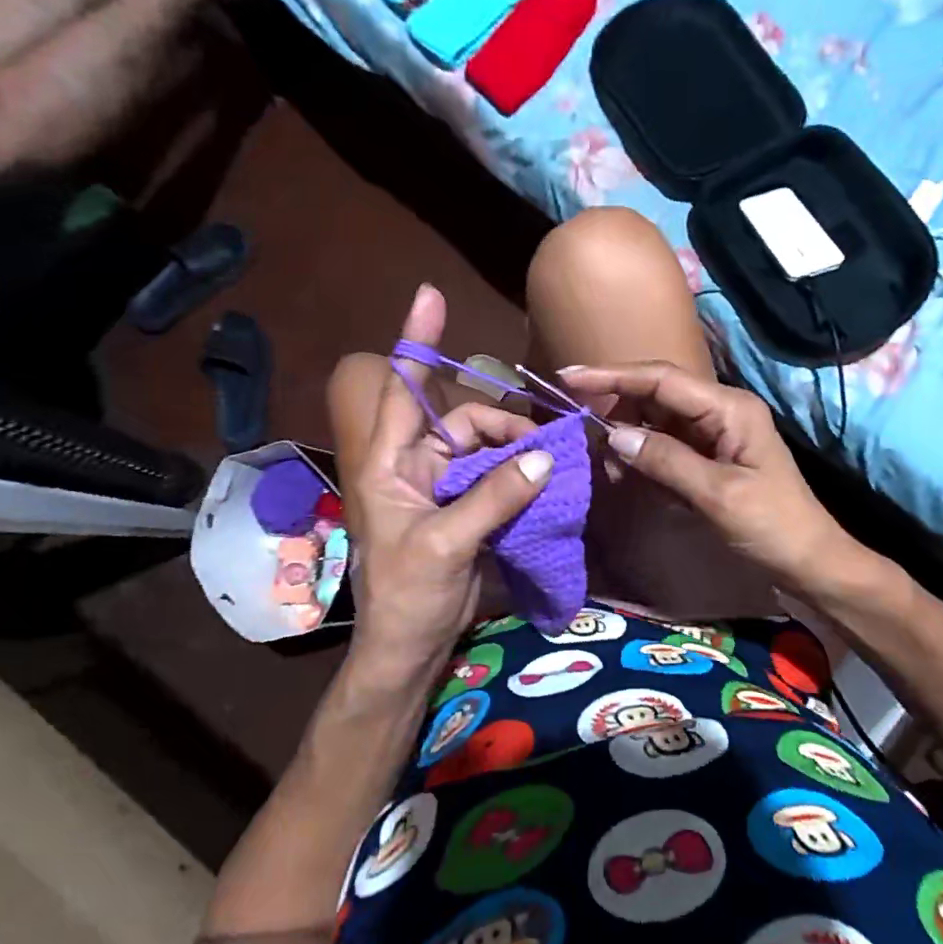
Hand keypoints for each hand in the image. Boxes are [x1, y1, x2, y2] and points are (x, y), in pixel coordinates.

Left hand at [346, 286, 553, 683]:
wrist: (408, 648)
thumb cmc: (407, 594)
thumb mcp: (446, 544)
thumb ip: (494, 498)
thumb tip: (544, 456)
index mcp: (390, 464)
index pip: (402, 390)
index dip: (416, 341)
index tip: (431, 295)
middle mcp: (414, 465)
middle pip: (460, 419)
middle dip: (500, 422)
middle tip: (543, 446)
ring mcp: (442, 487)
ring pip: (484, 449)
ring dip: (517, 451)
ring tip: (552, 466)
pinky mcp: (465, 510)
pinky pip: (496, 478)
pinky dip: (520, 475)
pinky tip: (547, 480)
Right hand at [559, 361, 882, 595]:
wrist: (809, 562)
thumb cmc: (772, 526)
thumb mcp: (718, 495)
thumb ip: (666, 460)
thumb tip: (613, 435)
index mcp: (728, 408)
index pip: (661, 378)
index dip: (612, 375)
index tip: (568, 377)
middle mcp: (719, 410)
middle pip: (654, 392)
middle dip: (614, 404)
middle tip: (577, 425)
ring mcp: (712, 432)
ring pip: (654, 418)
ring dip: (624, 433)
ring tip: (598, 458)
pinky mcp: (706, 455)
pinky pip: (663, 443)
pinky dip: (639, 453)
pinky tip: (620, 470)